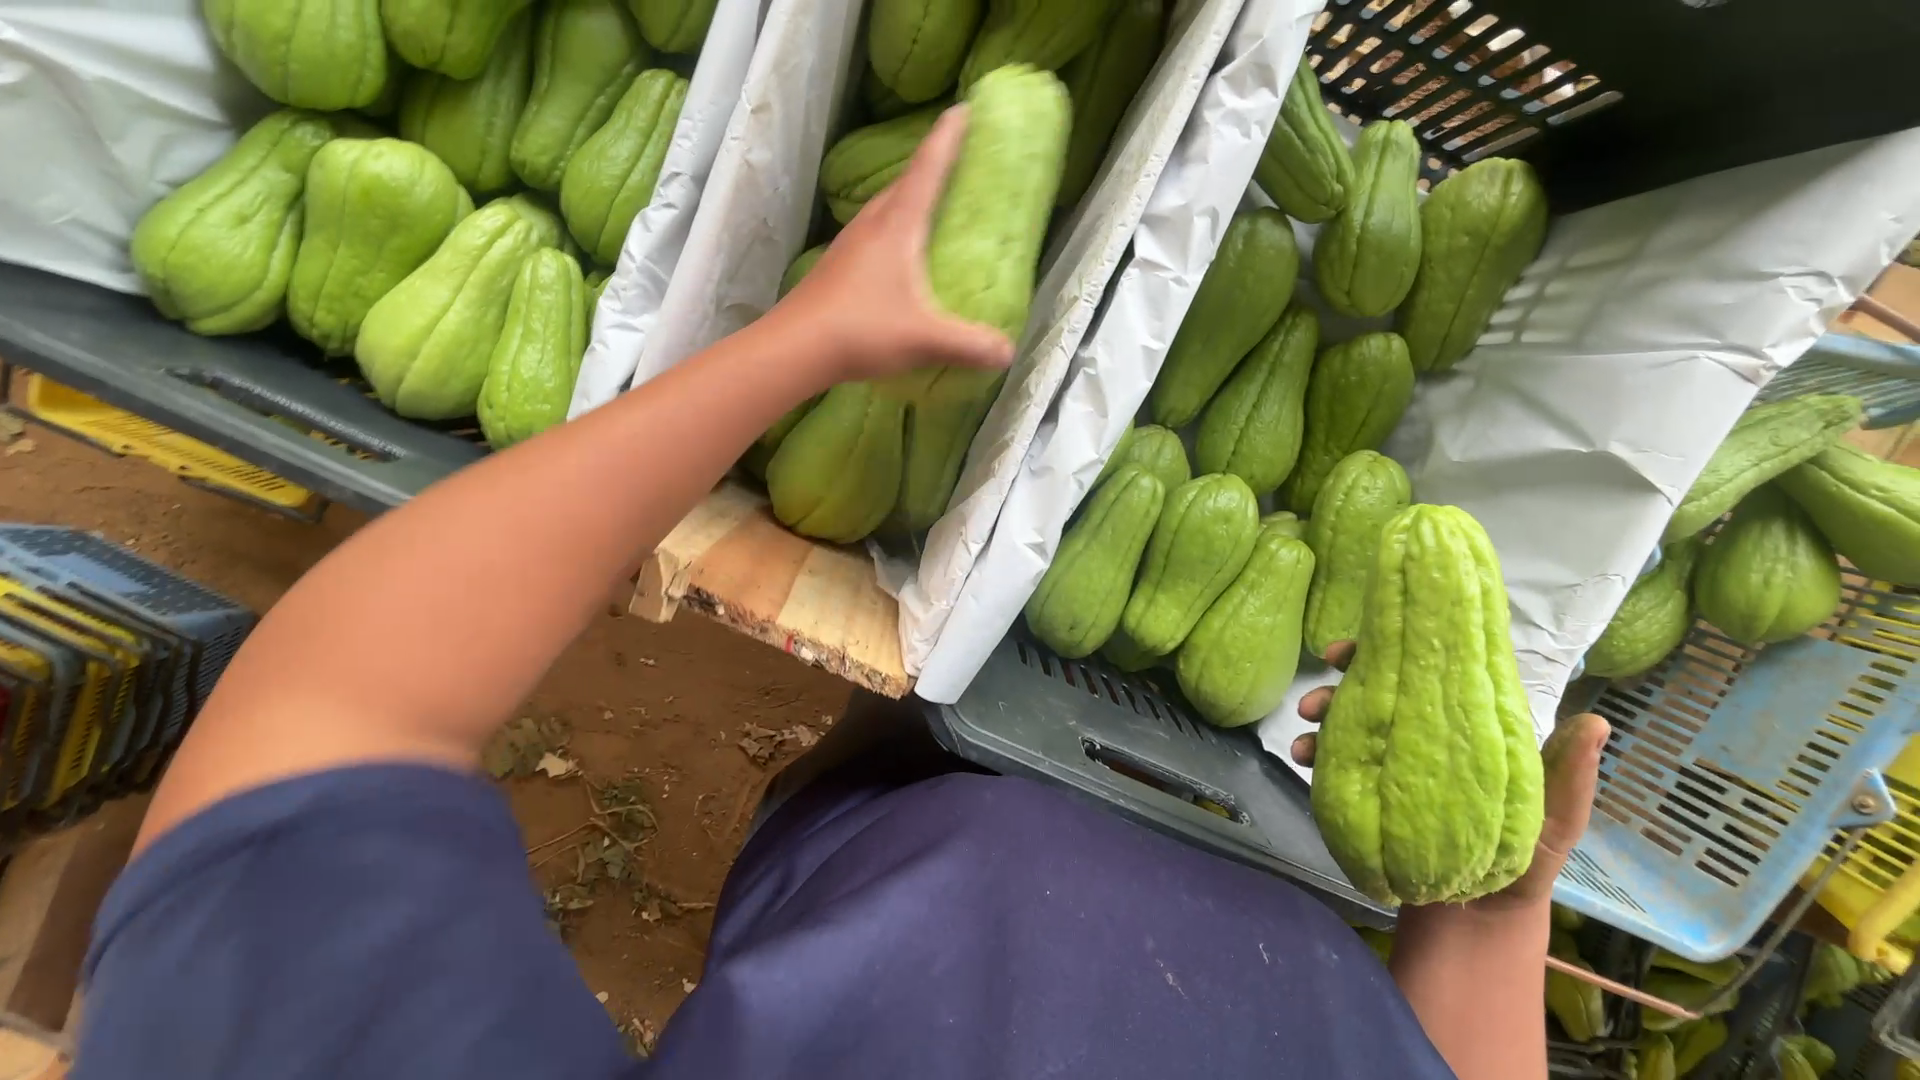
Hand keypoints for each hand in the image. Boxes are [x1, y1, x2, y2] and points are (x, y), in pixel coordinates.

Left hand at [769, 105, 1015, 384]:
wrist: (795, 348)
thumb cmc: (862, 329)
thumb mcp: (926, 339)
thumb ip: (970, 344)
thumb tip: (1007, 351)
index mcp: (897, 226)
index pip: (927, 169)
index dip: (948, 138)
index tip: (963, 108)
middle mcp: (870, 225)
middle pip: (903, 184)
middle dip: (930, 168)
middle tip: (955, 163)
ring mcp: (848, 246)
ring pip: (884, 210)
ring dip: (908, 202)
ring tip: (930, 208)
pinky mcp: (836, 269)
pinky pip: (872, 237)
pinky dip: (893, 234)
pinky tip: (899, 259)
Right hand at [1291, 642, 1609, 912]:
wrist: (1480, 917)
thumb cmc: (1523, 858)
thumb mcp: (1552, 817)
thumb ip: (1567, 775)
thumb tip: (1595, 721)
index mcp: (1458, 726)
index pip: (1423, 675)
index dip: (1387, 654)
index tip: (1353, 651)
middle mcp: (1420, 735)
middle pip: (1372, 692)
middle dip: (1336, 687)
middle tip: (1312, 700)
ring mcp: (1389, 763)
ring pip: (1346, 722)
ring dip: (1319, 720)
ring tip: (1302, 740)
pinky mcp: (1367, 792)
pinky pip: (1335, 763)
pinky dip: (1315, 755)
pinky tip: (1304, 762)